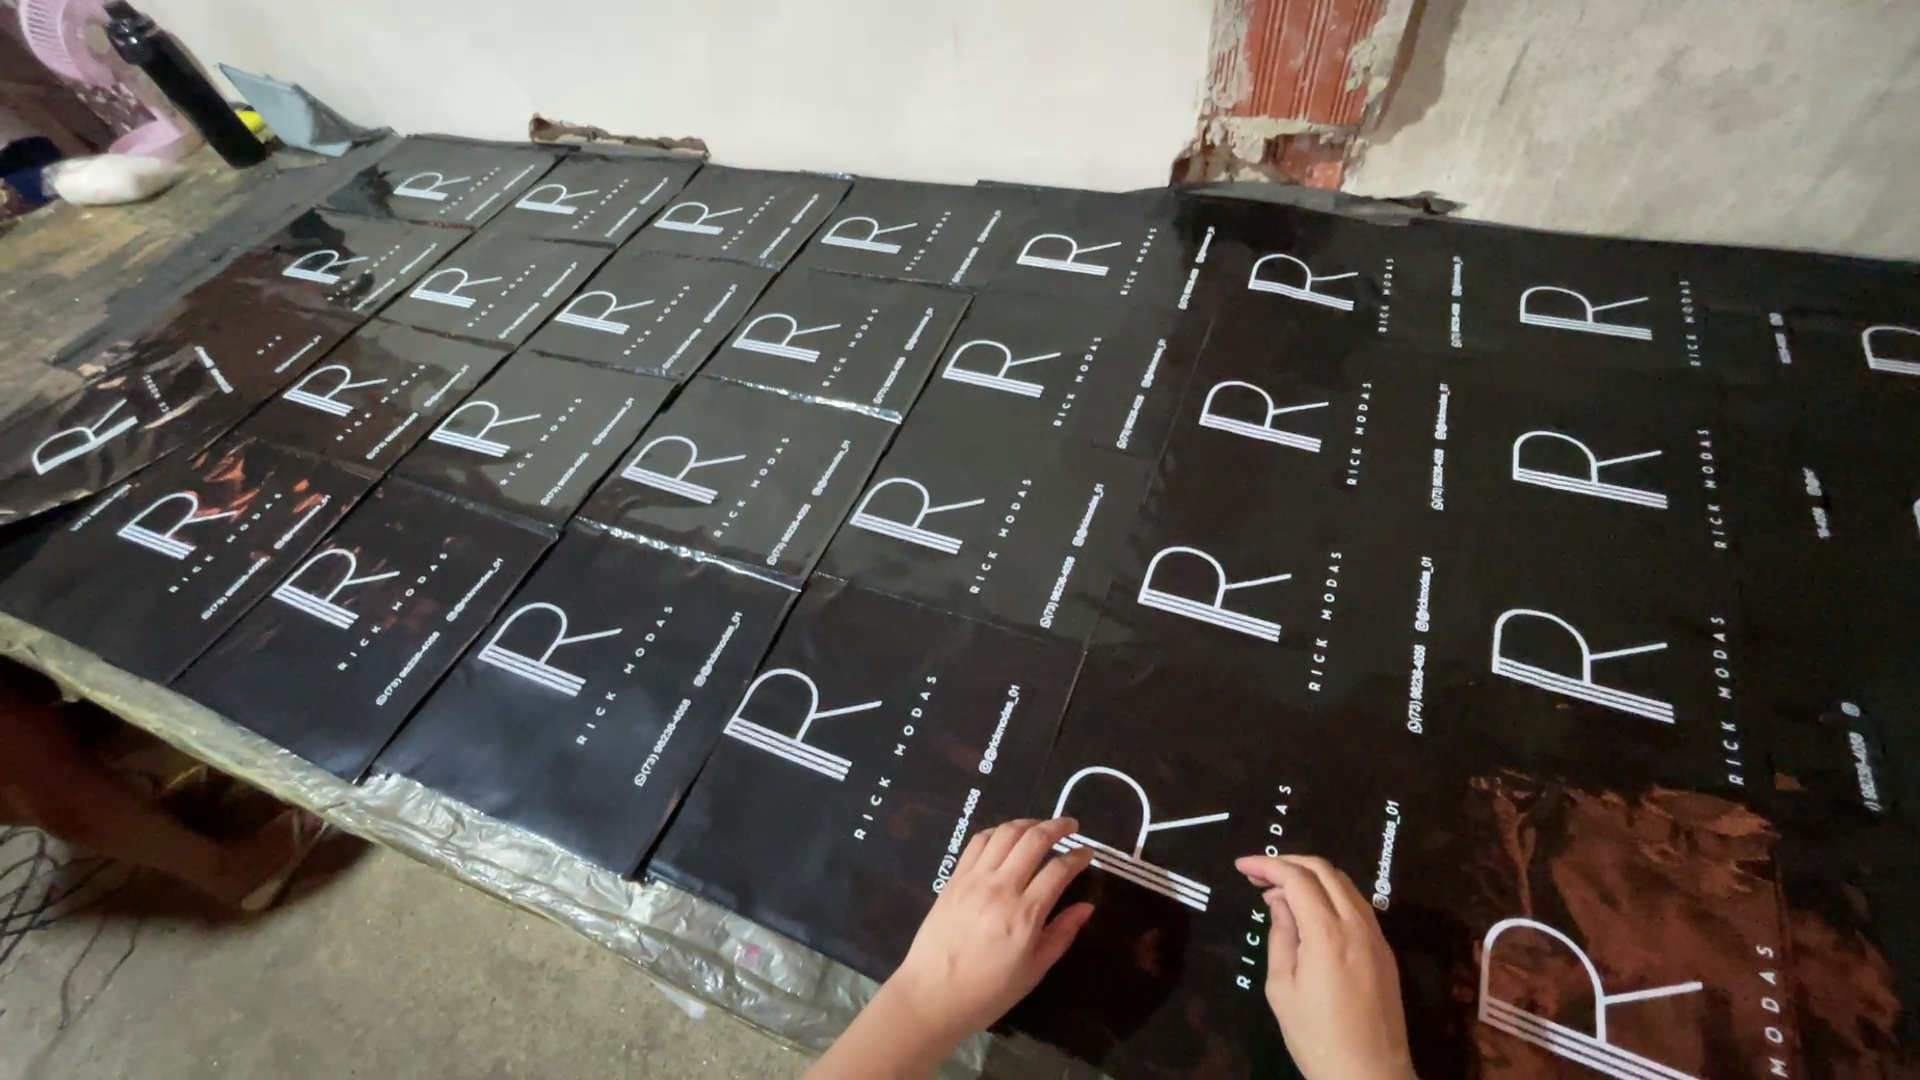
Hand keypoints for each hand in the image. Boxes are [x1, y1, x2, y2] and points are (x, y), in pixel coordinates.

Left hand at [886, 817, 1096, 1038]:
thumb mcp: (1033, 971)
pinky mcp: (955, 877)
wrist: (932, 995)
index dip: (1078, 856)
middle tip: (1071, 825)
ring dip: (1028, 823)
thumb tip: (1086, 907)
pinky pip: (979, 841)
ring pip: (1006, 832)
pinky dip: (998, 831)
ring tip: (1041, 826)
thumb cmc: (988, 992)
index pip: (1058, 870)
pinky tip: (1007, 836)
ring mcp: (975, 878)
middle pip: (1033, 840)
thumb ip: (1061, 934)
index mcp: (1024, 916)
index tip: (1088, 852)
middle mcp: (1001, 888)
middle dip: (1057, 826)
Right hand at [1236, 854, 1414, 1079]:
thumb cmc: (1316, 1038)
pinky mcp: (1385, 953)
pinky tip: (1309, 913)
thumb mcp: (1282, 988)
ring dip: (1309, 876)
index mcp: (1328, 934)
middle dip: (1287, 863)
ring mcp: (1376, 938)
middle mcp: (1356, 927)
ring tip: (1280, 892)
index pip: (1296, 878)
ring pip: (1343, 884)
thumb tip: (1279, 903)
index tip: (1241, 866)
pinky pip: (1356, 905)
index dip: (1266, 865)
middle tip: (1258, 876)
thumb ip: (1280, 936)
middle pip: (1323, 870)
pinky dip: (1329, 895)